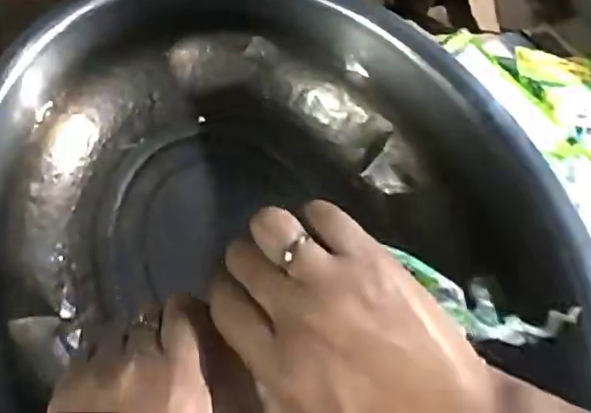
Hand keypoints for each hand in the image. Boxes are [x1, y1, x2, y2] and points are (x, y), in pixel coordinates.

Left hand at [50, 293, 214, 412]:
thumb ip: (197, 388)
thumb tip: (195, 367)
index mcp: (180, 378)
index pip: (181, 312)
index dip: (182, 314)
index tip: (183, 324)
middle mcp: (139, 360)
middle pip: (145, 318)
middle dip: (150, 333)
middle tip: (153, 357)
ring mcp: (99, 368)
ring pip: (114, 331)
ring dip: (121, 345)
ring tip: (124, 370)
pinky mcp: (67, 382)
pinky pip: (86, 353)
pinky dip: (94, 363)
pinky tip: (98, 384)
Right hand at [207, 202, 497, 412]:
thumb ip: (269, 377)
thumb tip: (244, 335)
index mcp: (280, 366)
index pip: (223, 304)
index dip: (225, 292)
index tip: (237, 292)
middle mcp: (296, 315)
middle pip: (240, 257)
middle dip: (245, 259)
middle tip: (263, 267)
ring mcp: (332, 280)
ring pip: (270, 224)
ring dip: (272, 231)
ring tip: (288, 242)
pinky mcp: (368, 255)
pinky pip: (322, 212)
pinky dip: (317, 218)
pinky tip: (324, 233)